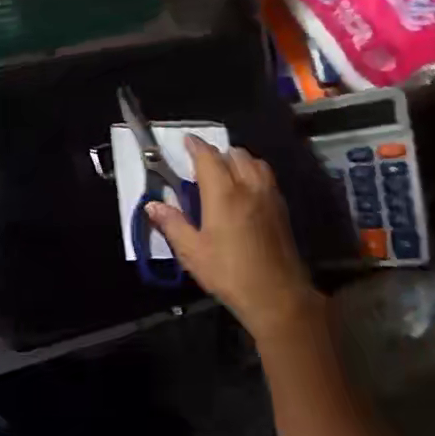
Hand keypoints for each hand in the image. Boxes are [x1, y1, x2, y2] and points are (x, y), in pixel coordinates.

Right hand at [145, 137, 322, 338]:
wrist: (276, 294)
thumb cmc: (228, 273)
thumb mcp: (192, 252)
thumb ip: (173, 224)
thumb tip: (153, 205)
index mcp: (224, 194)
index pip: (208, 158)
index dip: (196, 146)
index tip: (187, 141)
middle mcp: (248, 187)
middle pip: (235, 155)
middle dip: (217, 153)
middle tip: (201, 163)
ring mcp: (269, 196)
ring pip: (255, 162)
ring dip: (238, 159)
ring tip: (224, 171)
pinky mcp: (281, 209)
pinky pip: (266, 177)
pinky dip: (253, 172)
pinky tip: (245, 189)